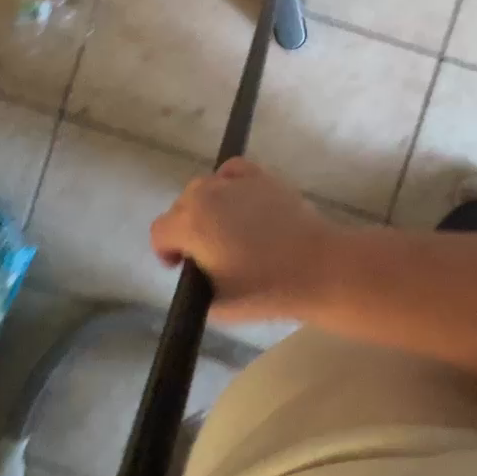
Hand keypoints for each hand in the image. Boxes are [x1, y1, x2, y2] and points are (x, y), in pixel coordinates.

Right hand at [150, 158, 340, 320]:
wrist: (316, 267)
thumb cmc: (265, 289)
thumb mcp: (217, 305)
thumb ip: (195, 287)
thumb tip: (197, 275)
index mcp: (191, 225)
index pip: (160, 231)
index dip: (165, 251)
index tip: (181, 267)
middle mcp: (207, 195)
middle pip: (181, 206)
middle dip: (186, 228)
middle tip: (206, 253)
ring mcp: (236, 182)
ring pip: (204, 187)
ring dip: (206, 206)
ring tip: (225, 229)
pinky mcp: (263, 177)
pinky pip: (232, 171)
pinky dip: (228, 182)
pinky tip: (238, 199)